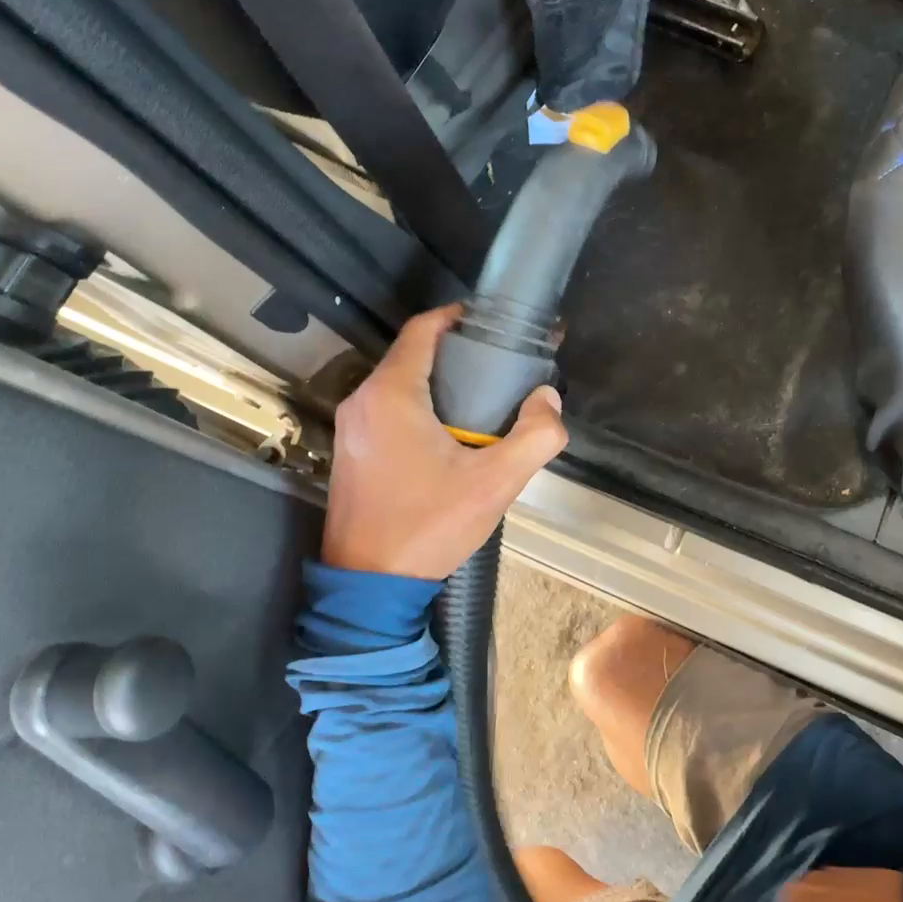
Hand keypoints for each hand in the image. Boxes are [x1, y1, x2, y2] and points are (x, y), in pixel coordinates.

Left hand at [321, 303, 567, 579]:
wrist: (370, 583)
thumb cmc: (430, 525)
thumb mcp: (496, 483)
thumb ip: (534, 437)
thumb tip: (548, 400)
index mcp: (392, 395)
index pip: (424, 331)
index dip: (460, 318)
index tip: (497, 323)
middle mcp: (364, 401)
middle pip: (415, 357)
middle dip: (462, 356)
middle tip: (508, 368)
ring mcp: (353, 429)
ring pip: (404, 386)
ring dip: (446, 386)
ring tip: (492, 403)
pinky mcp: (355, 453)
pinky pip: (393, 412)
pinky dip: (427, 409)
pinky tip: (458, 436)